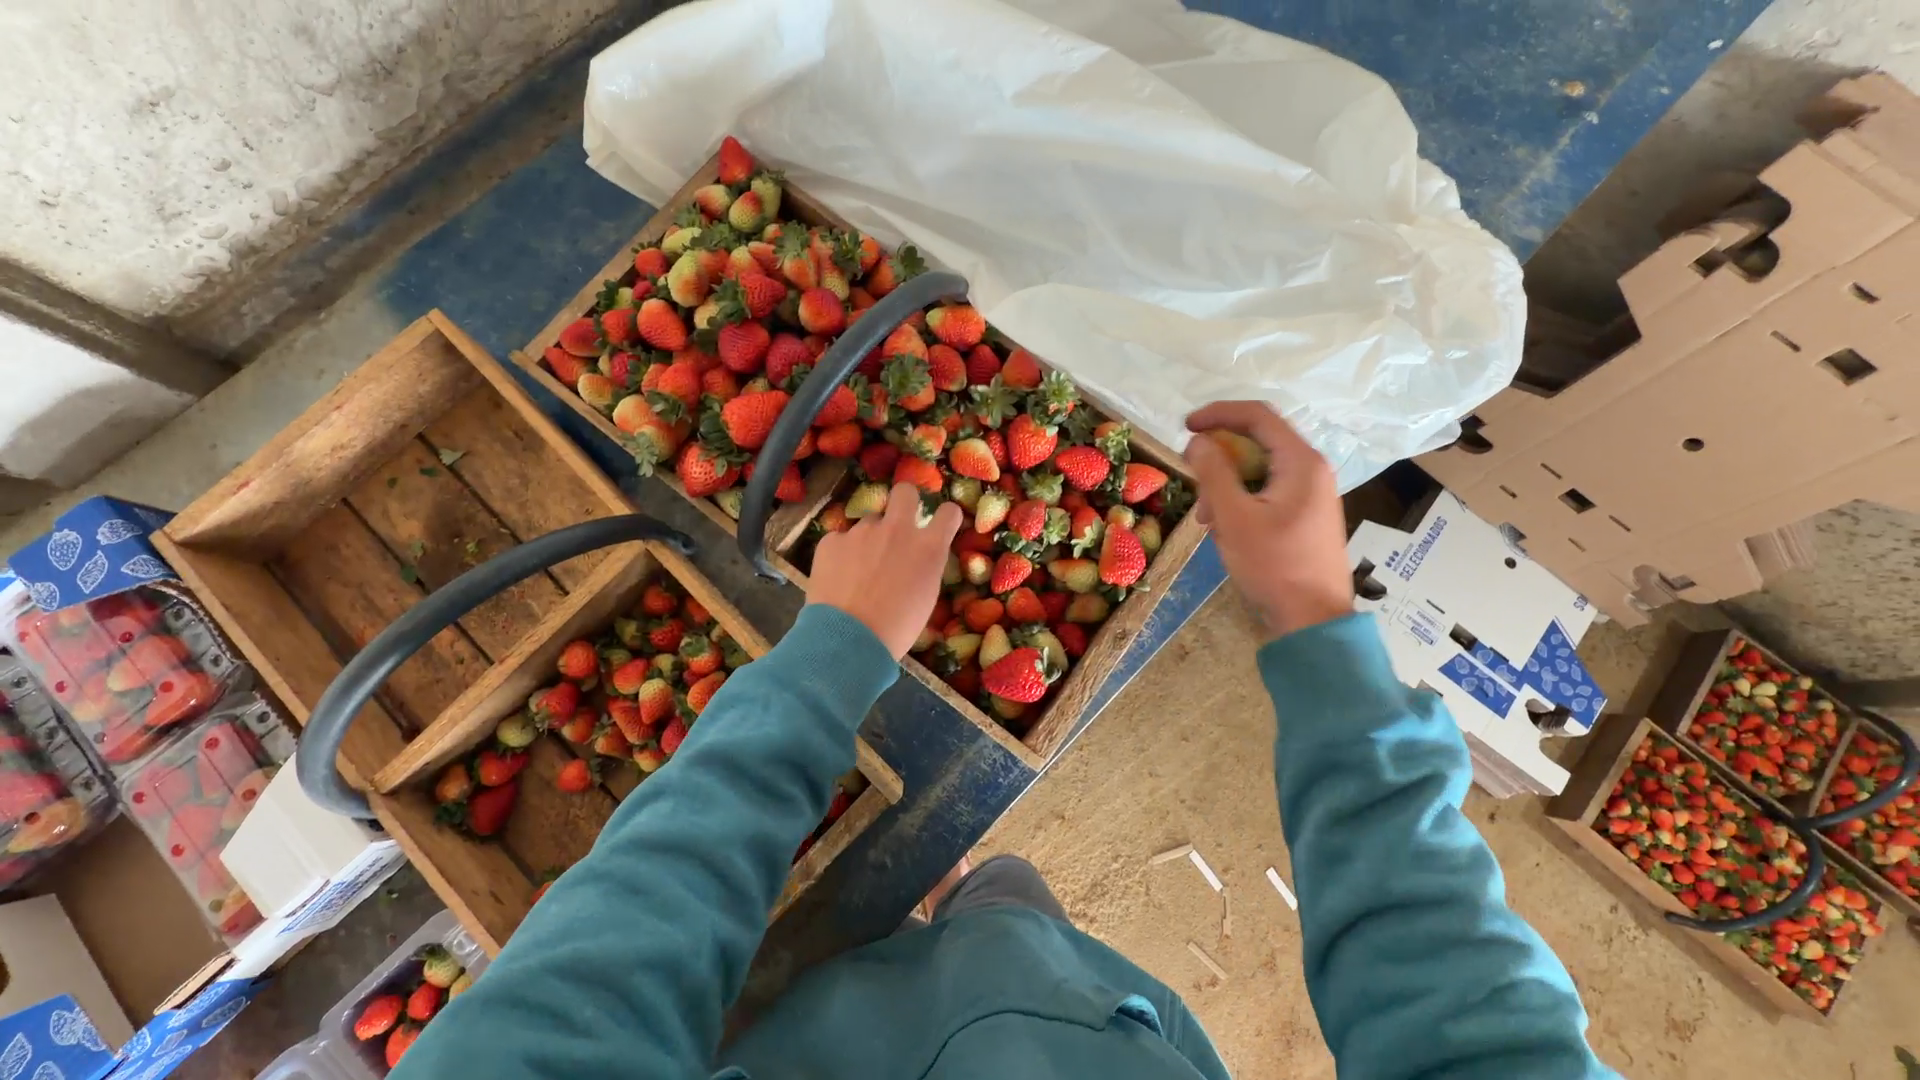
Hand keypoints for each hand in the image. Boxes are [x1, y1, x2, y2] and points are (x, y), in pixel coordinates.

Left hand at [806, 483, 963, 657]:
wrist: (849, 639)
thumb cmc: (897, 629)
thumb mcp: (926, 597)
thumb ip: (924, 567)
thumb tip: (917, 559)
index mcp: (928, 547)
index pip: (948, 513)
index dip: (945, 516)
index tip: (939, 523)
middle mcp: (897, 530)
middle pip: (904, 491)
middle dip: (904, 501)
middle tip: (897, 523)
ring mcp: (862, 532)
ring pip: (869, 522)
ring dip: (868, 539)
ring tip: (858, 571)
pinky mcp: (832, 540)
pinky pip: (840, 540)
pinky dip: (840, 555)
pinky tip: (837, 578)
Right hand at [1184, 402, 1352, 639]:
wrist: (1313, 618)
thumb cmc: (1274, 565)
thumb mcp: (1234, 517)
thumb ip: (1213, 473)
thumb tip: (1197, 441)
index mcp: (1301, 462)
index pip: (1257, 416)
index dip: (1218, 414)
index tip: (1185, 427)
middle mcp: (1312, 469)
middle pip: (1257, 442)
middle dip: (1219, 459)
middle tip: (1195, 487)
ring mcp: (1311, 492)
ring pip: (1259, 469)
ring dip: (1226, 484)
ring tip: (1208, 519)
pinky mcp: (1305, 514)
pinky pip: (1267, 491)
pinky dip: (1241, 499)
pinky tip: (1225, 528)